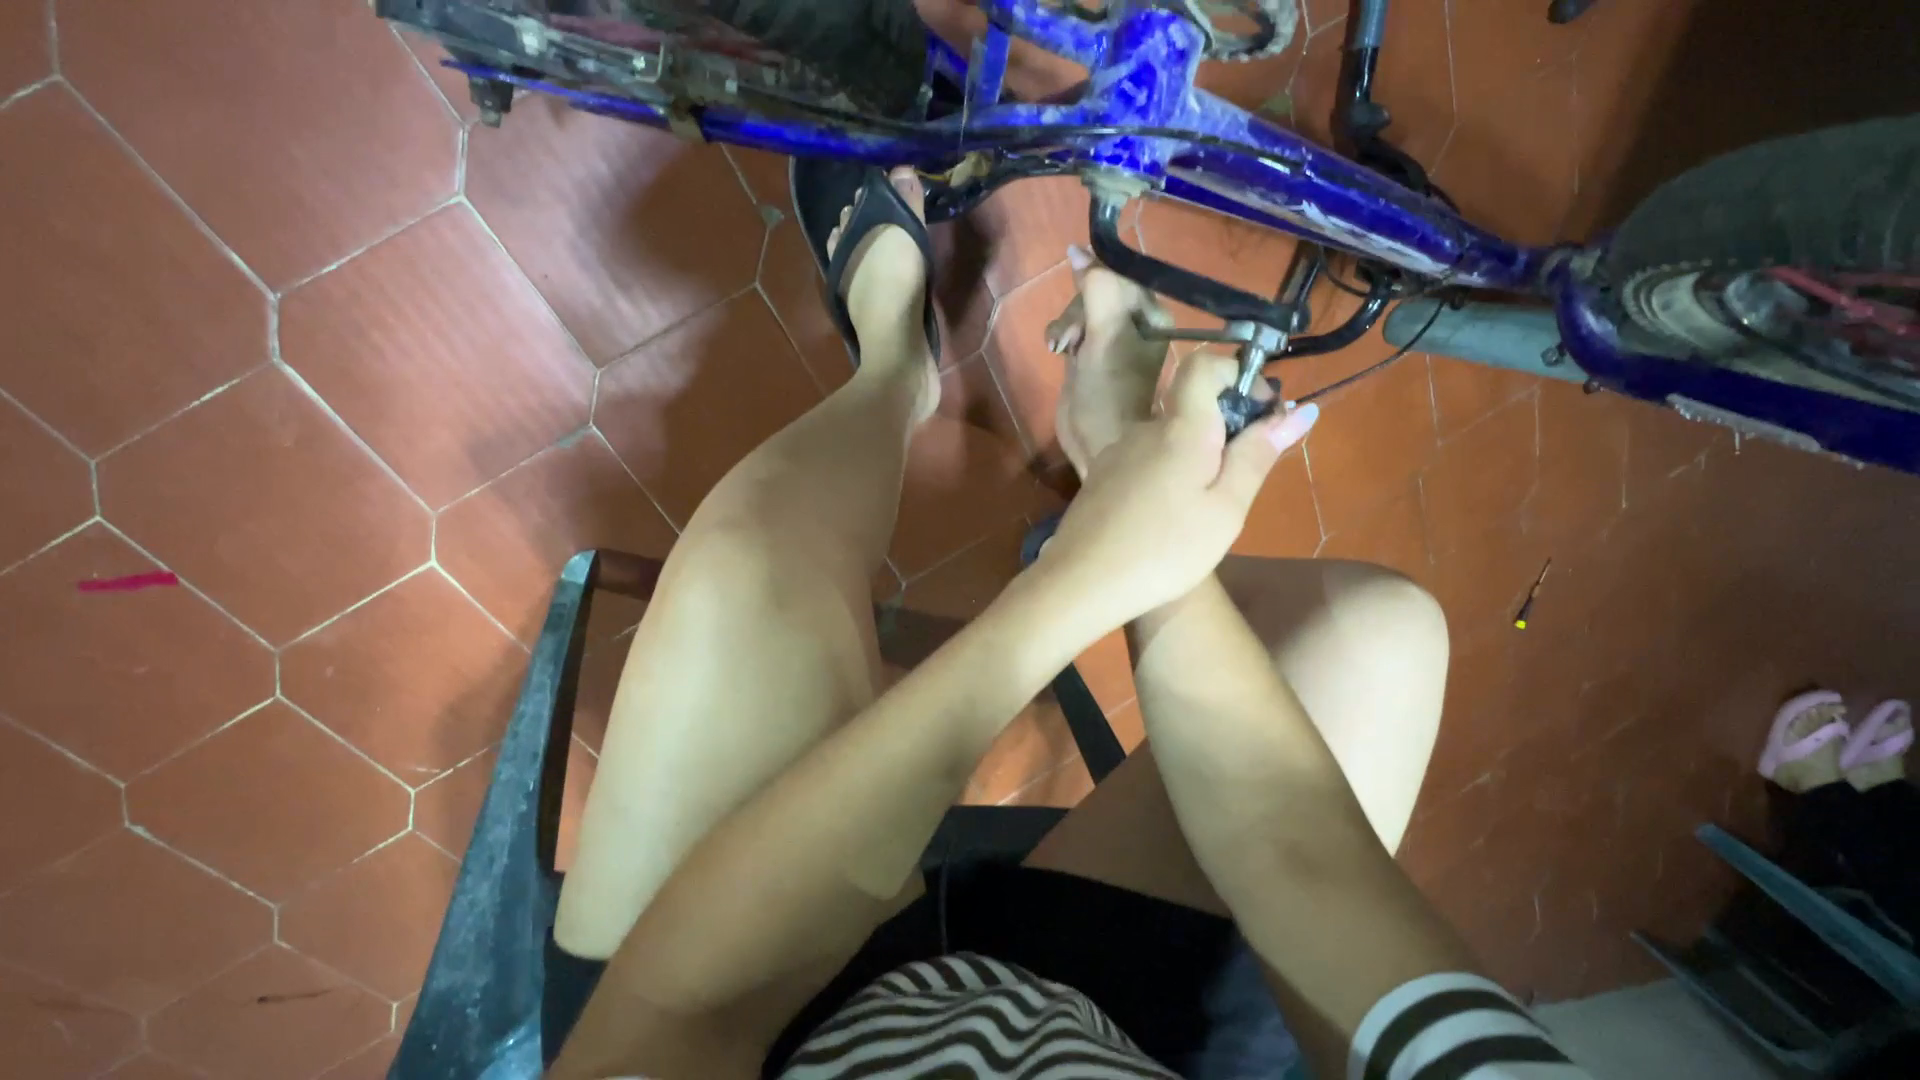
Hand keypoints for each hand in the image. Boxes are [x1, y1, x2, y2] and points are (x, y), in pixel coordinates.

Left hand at [1034, 352, 1318, 628]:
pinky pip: (1145, 461)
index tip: (1261, 412)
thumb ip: (1257, 456)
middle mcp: (1145, 429)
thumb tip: (1298, 412)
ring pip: (1168, 438)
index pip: (1204, 364)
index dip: (1237, 373)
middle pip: (1190, 406)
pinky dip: (1167, 474)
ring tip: (1206, 507)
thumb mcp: (1226, 509)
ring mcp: (1117, 453)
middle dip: (1224, 426)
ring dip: (1195, 456)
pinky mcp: (1101, 478)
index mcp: (1180, 427)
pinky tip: (1168, 517)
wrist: (1082, 582)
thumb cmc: (1166, 550)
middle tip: (1243, 475)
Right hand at [1049, 246, 1175, 476]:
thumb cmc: (1110, 391)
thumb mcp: (1104, 335)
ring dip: (1066, 322)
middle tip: (1072, 336)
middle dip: (1077, 308)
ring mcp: (1110, 341)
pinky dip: (1061, 334)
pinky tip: (1057, 350)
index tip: (1078, 294)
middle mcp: (1135, 325)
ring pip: (1081, 309)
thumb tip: (1076, 251)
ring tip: (1061, 346)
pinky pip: (1072, 328)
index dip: (1095, 281)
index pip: (1119, 276)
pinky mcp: (1089, 357)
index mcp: (1152, 316)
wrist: (1098, 442)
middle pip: (1097, 290)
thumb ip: (1096, 289)